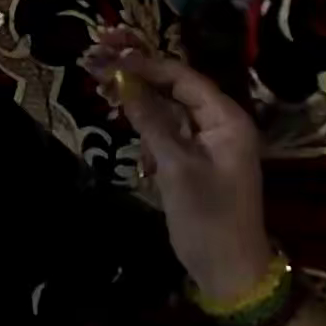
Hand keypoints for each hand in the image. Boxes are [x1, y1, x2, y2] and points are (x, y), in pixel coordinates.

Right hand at [84, 32, 270, 301]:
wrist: (228, 270)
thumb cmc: (208, 218)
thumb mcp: (176, 167)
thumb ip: (150, 121)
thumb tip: (122, 79)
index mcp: (226, 119)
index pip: (182, 77)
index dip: (145, 64)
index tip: (109, 55)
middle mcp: (217, 121)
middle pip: (172, 85)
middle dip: (136, 71)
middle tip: (98, 54)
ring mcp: (204, 139)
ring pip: (164, 104)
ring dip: (134, 93)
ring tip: (99, 79)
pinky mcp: (190, 156)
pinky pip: (163, 126)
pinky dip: (141, 120)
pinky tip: (118, 111)